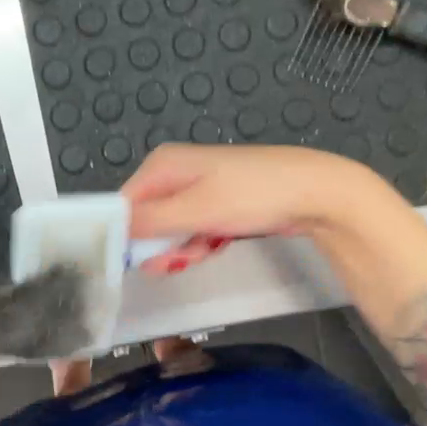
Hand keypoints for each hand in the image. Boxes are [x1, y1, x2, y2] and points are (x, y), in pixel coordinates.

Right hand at [120, 144, 376, 273]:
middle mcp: (174, 173)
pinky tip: (217, 245)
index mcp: (162, 165)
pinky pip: (193, 230)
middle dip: (162, 245)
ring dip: (184, 248)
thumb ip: (148, 222)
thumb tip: (108, 231)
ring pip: (171, 230)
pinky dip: (201, 243)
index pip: (123, 205)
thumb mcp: (195, 211)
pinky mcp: (217, 203)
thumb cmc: (253, 196)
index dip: (125, 236)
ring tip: (205, 250)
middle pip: (146, 220)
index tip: (138, 261)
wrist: (318, 193)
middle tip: (180, 260)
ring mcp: (197, 188)